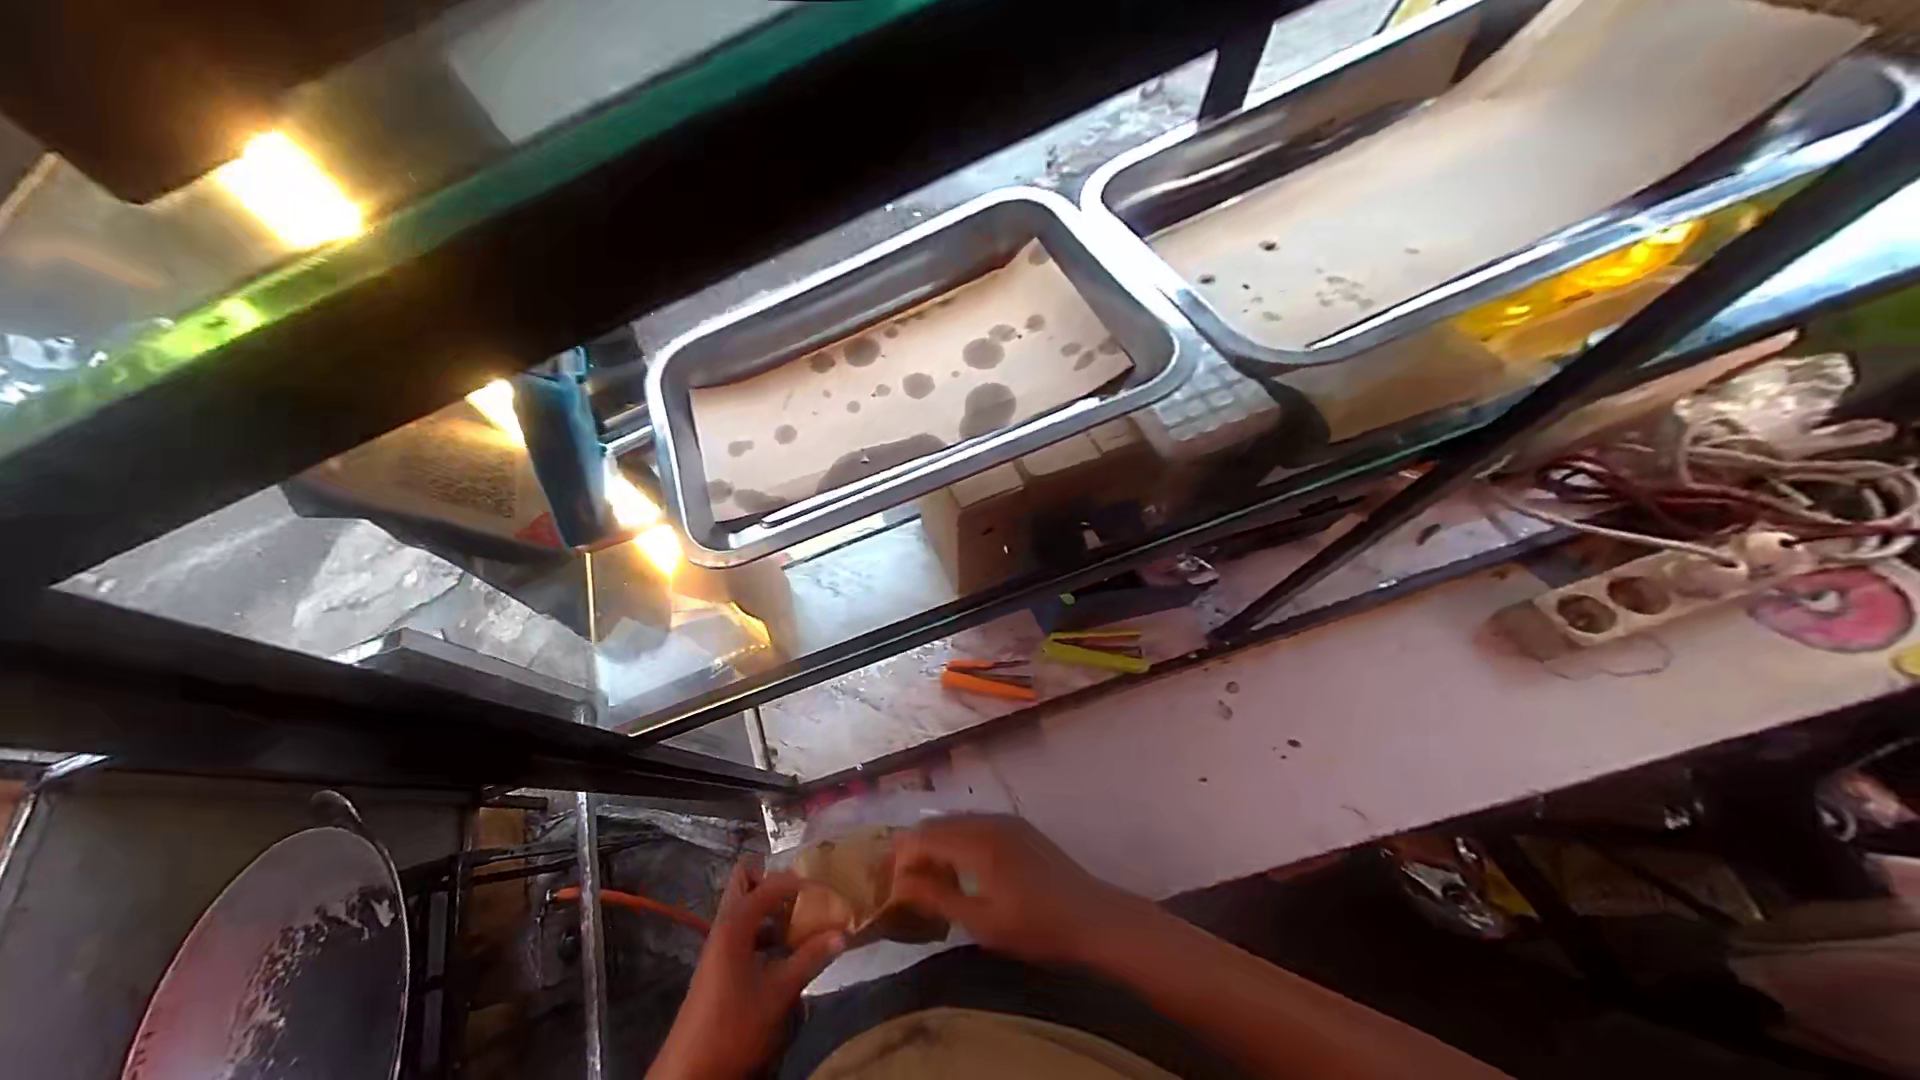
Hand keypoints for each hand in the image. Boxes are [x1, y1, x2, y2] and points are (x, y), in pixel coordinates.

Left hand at [647, 860, 844, 1079]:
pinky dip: (765, 931)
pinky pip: (744, 931)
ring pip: (744, 907)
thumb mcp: (779, 992)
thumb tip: (843, 933)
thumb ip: (811, 958)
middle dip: (776, 883)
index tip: (828, 892)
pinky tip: (787, 952)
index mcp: (735, 924)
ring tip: (803, 923)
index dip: (801, 883)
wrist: (690, 1074)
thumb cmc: (735, 1025)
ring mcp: (719, 945)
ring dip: (772, 908)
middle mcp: (723, 926)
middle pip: (745, 881)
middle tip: (804, 898)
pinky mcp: (720, 964)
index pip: (771, 884)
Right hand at [889, 814, 1159, 967]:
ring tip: (928, 879)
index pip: (923, 836)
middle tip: (903, 882)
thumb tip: (899, 882)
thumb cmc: (1035, 926)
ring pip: (957, 822)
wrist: (1093, 917)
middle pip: (938, 824)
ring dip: (937, 844)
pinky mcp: (1019, 828)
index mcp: (976, 841)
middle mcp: (988, 820)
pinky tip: (962, 869)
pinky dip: (959, 841)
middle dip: (916, 848)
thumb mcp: (981, 921)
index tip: (888, 882)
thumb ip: (937, 897)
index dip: (900, 855)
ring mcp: (1006, 821)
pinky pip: (976, 825)